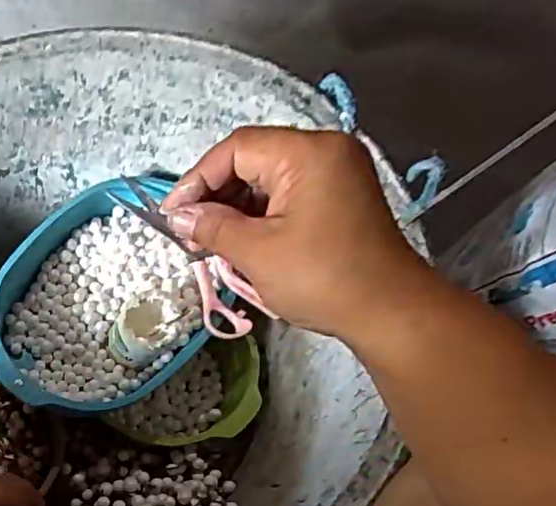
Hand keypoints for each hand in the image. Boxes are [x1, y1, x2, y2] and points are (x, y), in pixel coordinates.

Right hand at [162, 127, 446, 340]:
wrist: (384, 307)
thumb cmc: (319, 278)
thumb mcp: (256, 253)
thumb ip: (213, 227)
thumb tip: (180, 216)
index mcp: (306, 153)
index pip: (236, 149)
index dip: (197, 179)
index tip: (171, 214)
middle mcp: (324, 151)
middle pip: (252, 159)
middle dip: (214, 195)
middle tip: (187, 232)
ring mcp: (334, 173)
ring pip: (267, 180)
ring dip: (233, 208)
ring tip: (208, 243)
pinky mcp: (337, 197)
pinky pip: (286, 195)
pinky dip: (257, 216)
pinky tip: (238, 242)